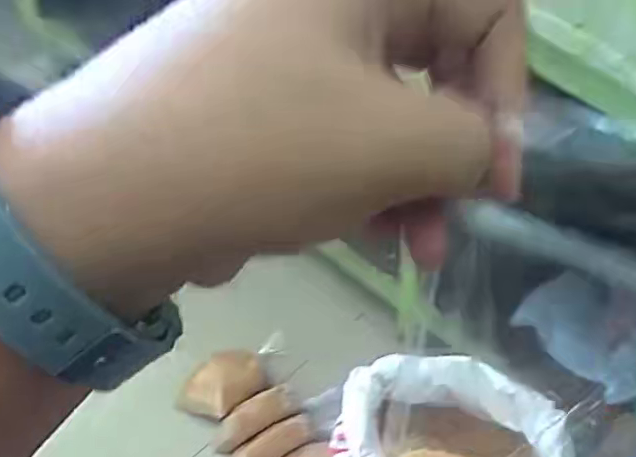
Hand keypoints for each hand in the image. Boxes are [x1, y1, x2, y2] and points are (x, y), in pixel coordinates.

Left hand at [0, 0, 524, 313]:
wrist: (127, 194)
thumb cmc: (269, 149)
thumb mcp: (393, 144)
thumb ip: (471, 144)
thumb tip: (496, 157)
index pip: (485, 9)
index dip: (507, 99)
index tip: (499, 185)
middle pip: (439, 66)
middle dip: (456, 156)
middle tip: (454, 226)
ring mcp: (297, 50)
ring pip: (394, 113)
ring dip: (417, 187)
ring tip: (415, 252)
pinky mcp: (274, 105)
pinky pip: (349, 139)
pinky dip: (373, 188)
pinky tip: (374, 236)